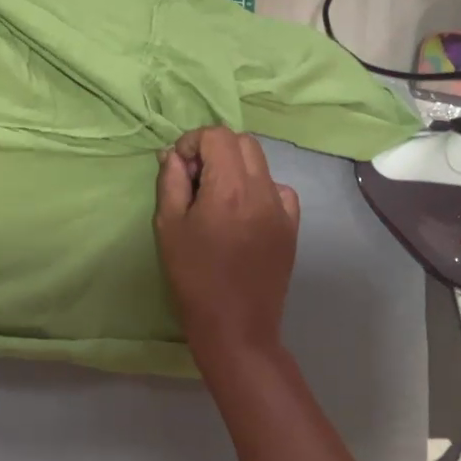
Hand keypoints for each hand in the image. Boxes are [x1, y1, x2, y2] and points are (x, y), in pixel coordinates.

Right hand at [153, 126, 300, 362]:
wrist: (235, 324)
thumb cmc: (192, 273)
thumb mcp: (168, 223)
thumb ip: (171, 180)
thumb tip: (173, 155)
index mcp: (230, 189)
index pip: (217, 136)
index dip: (192, 142)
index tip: (179, 167)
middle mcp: (263, 192)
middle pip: (242, 143)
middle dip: (214, 149)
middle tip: (195, 178)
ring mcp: (283, 210)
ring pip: (261, 164)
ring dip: (235, 167)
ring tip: (216, 197)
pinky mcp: (292, 228)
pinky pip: (279, 190)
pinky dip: (258, 188)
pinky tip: (241, 212)